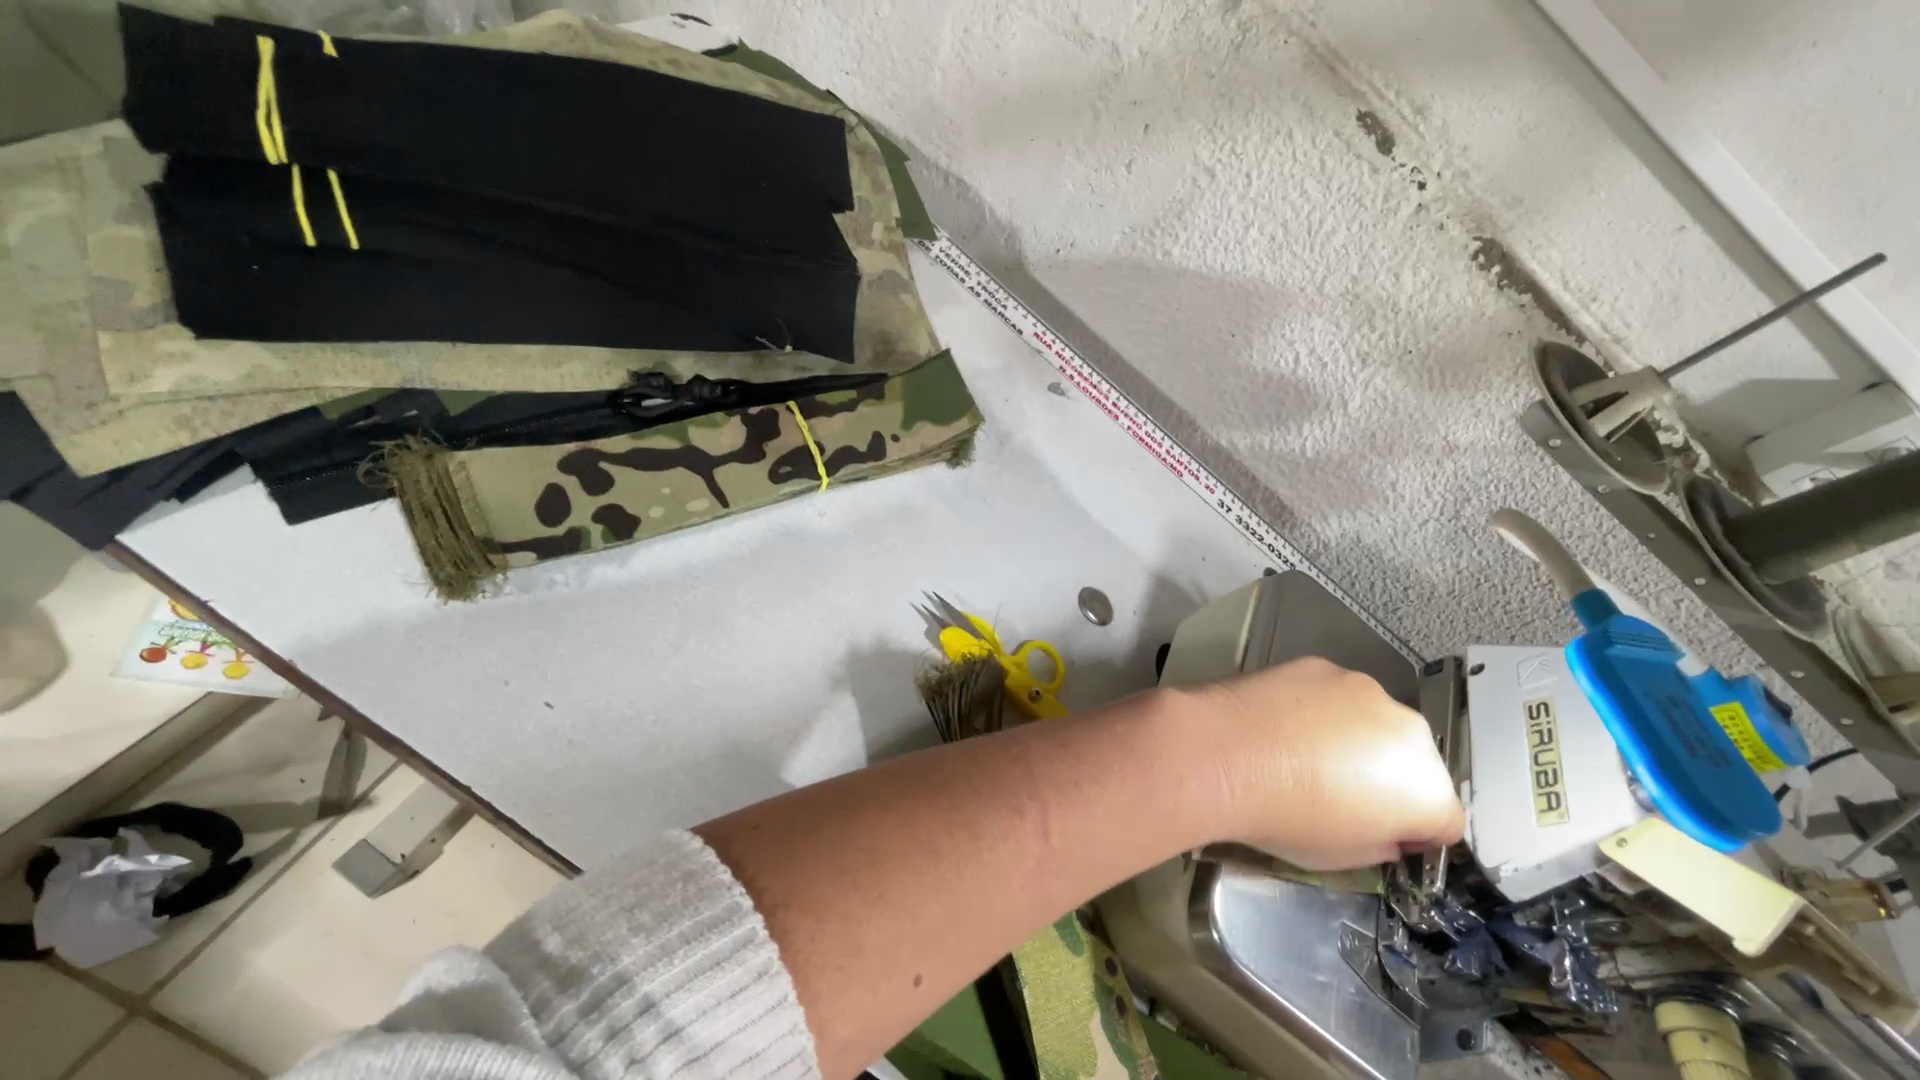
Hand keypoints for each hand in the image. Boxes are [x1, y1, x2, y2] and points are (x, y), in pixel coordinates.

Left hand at [1178, 657, 1464, 869]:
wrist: (1223, 755)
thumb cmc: (1283, 817)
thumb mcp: (1342, 857)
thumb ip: (1381, 842)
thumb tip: (1384, 830)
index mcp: (1427, 792)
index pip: (1444, 822)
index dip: (1415, 833)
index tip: (1382, 834)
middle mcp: (1411, 733)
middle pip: (1414, 764)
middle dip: (1388, 780)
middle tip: (1337, 792)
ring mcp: (1366, 691)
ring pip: (1375, 723)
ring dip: (1355, 738)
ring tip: (1303, 753)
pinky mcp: (1325, 667)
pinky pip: (1335, 695)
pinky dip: (1318, 709)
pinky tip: (1281, 724)